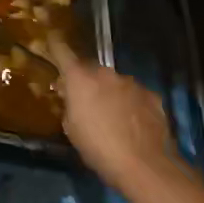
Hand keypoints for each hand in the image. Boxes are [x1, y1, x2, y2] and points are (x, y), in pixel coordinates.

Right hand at [47, 38, 179, 188]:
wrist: (144, 165)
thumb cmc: (98, 149)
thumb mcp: (72, 130)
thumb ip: (70, 106)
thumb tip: (72, 98)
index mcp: (80, 79)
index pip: (63, 52)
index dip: (56, 44)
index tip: (52, 37)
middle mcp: (105, 73)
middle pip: (91, 70)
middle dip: (87, 81)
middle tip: (86, 101)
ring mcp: (131, 82)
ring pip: (115, 83)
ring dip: (111, 93)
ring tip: (114, 118)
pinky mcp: (151, 95)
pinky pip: (135, 95)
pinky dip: (132, 104)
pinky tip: (134, 124)